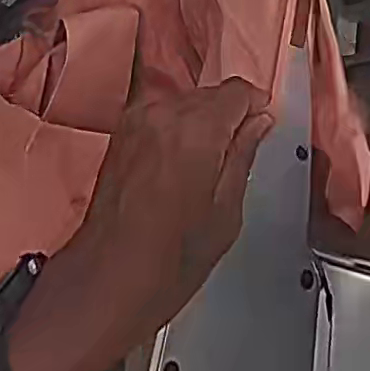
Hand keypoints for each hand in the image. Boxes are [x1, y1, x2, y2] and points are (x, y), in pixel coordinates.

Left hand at [3, 79, 272, 370]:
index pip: (238, 90)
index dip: (255, 105)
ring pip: (188, 100)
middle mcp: (166, 113)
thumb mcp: (226, 211)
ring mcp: (139, 118)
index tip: (262, 122)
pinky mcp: (122, 129)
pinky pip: (163, 111)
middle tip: (237, 151)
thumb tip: (260, 121)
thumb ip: (245, 154)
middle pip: (212, 92)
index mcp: (198, 129)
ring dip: (203, 119)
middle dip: (230, 114)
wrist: (107, 280)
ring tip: (206, 163)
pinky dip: (177, 125)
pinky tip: (179, 161)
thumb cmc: (170, 259)